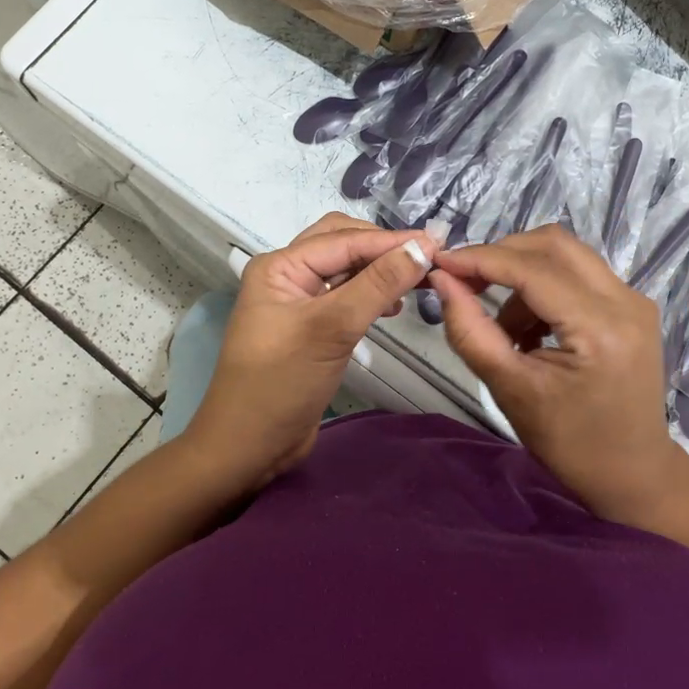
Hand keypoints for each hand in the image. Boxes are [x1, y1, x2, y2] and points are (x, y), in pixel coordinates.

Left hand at [184, 213, 436, 488]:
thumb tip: (422, 247)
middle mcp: (287, 276)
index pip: (344, 240)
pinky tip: (393, 306)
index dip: (392, 240)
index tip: (440, 243)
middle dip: (384, 249)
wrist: (248, 448)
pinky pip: (345, 297)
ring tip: (419, 281)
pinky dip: (371, 295)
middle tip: (430, 259)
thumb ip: (378, 284)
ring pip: (345, 270)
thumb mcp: (332, 329)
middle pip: (343, 245)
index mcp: (280, 266)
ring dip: (379, 271)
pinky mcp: (310, 329)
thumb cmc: (281, 384)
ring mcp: (298, 303)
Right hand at [430, 225, 684, 522]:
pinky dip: (544, 288)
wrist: (631, 476)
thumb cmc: (569, 443)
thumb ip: (471, 330)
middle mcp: (626, 301)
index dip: (481, 259)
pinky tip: (530, 330)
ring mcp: (634, 300)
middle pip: (553, 244)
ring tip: (503, 328)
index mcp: (601, 328)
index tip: (440, 263)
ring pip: (566, 255)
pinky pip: (579, 275)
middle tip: (466, 283)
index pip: (532, 269)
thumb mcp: (511, 388)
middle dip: (502, 255)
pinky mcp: (632, 307)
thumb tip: (441, 280)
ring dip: (523, 274)